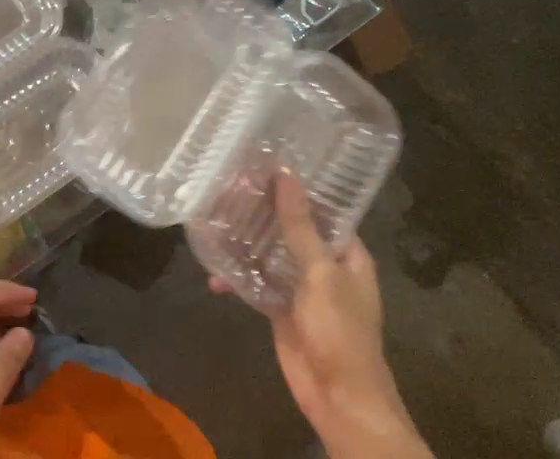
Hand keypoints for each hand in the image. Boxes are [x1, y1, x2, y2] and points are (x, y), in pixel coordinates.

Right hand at [216, 176, 432, 458]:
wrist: (338, 397)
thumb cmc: (340, 331)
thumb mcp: (320, 274)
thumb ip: (299, 226)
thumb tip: (286, 175)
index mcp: (347, 254)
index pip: (321, 209)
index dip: (295, 187)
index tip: (261, 163)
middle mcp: (325, 266)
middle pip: (290, 228)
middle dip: (261, 211)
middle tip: (225, 184)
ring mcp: (301, 288)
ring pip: (269, 254)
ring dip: (245, 242)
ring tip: (212, 219)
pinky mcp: (280, 308)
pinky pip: (255, 282)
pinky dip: (236, 277)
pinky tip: (212, 273)